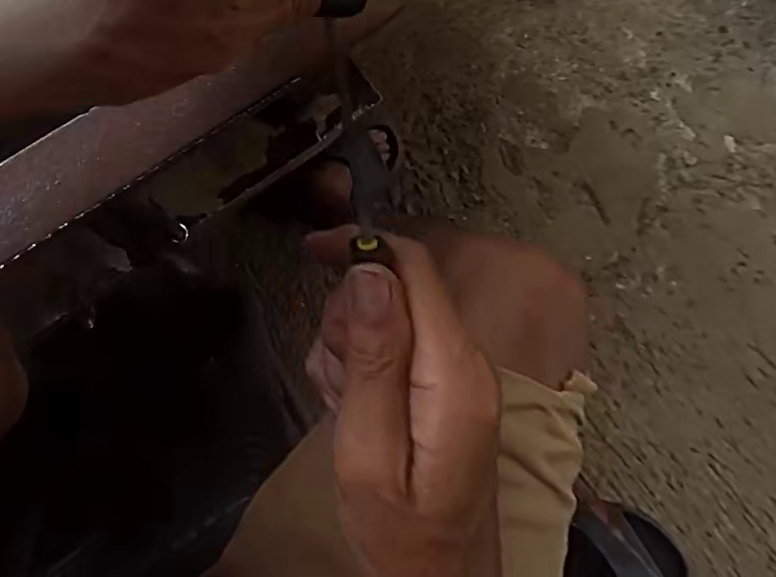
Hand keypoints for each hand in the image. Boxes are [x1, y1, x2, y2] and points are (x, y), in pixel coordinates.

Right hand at [306, 229, 503, 576]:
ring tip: (341, 398)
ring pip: (381, 310)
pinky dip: (354, 360)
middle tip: (334, 372)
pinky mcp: (436, 380)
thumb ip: (373, 358)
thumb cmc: (398, 532)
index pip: (414, 267)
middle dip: (348, 312)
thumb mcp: (368, 450)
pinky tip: (349, 401)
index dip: (362, 244)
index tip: (312, 249)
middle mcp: (462, 358)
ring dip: (346, 341)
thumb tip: (371, 271)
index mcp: (454, 370)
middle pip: (393, 285)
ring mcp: (451, 369)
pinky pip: (384, 339)